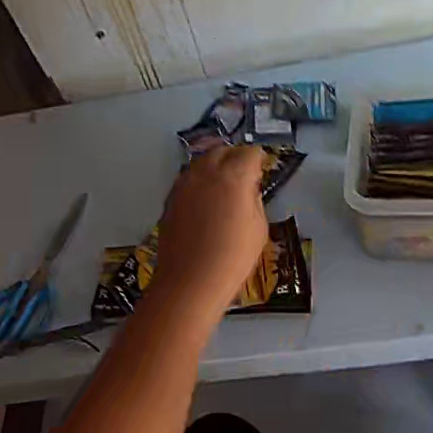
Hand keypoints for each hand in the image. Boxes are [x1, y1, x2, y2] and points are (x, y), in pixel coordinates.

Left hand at [150, 145, 268, 314]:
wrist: (191, 281)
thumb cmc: (233, 258)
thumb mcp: (259, 228)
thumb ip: (254, 201)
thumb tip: (248, 191)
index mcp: (234, 176)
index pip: (250, 153)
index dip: (259, 160)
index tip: (262, 171)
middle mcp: (206, 172)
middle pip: (222, 151)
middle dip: (235, 158)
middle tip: (245, 175)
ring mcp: (184, 184)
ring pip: (202, 162)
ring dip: (215, 167)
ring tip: (225, 187)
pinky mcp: (170, 199)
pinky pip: (188, 180)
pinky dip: (200, 183)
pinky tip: (206, 202)